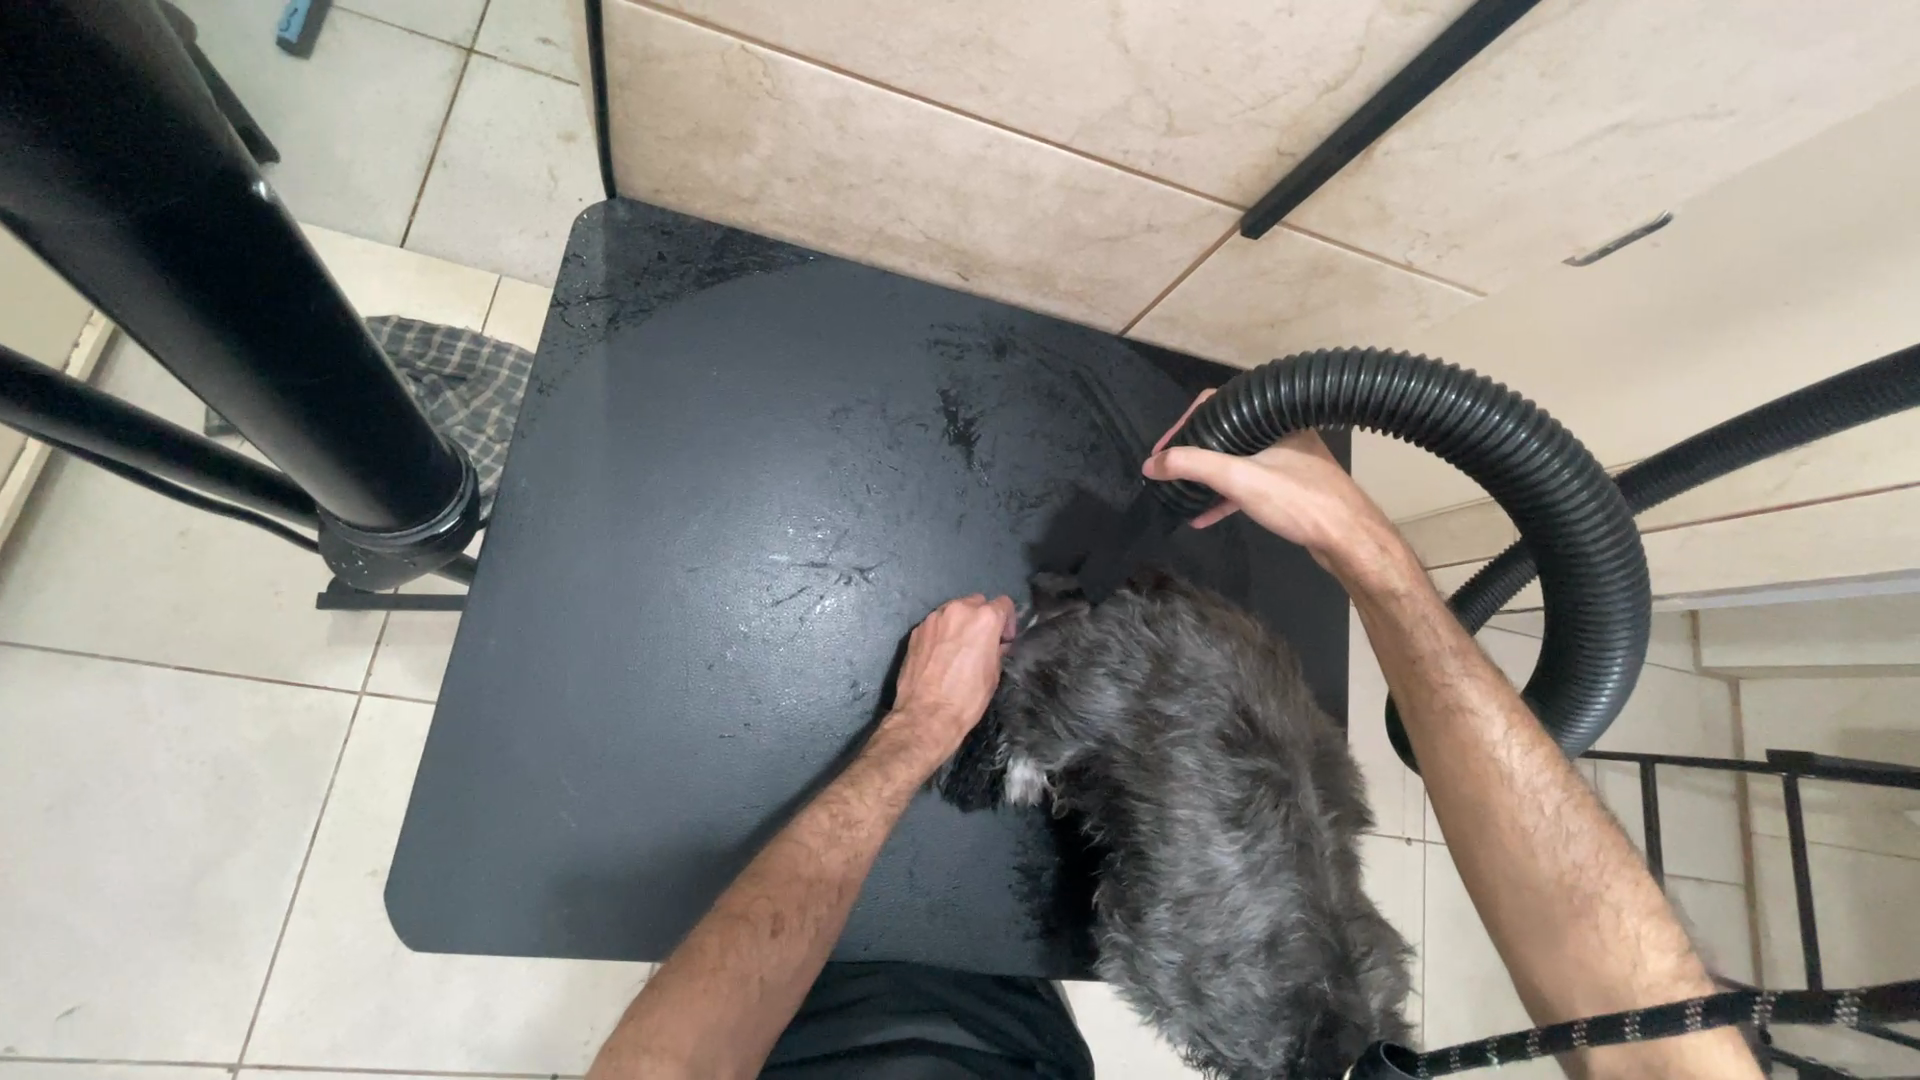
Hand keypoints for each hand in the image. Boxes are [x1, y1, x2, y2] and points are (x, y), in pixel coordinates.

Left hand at [882, 593, 1016, 762]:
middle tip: (981, 643)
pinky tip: (939, 655)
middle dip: (982, 618)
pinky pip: (935, 624)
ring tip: (958, 649)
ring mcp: (933, 618)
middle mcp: (958, 610)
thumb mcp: (993, 675)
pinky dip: (941, 633)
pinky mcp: (916, 630)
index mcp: (984, 618)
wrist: (926, 714)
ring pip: (953, 611)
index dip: (1007, 622)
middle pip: (977, 602)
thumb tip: (996, 645)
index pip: (1004, 604)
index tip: (1003, 640)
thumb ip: (997, 650)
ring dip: (960, 624)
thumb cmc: (967, 697)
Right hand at [1140, 390, 1401, 578]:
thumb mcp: (1239, 479)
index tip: (1161, 451)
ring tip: (1179, 490)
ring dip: (1205, 475)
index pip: (1215, 404)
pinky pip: (1246, 483)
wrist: (1349, 540)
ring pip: (1234, 459)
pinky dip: (1222, 496)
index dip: (1183, 425)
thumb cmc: (1298, 501)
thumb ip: (1192, 466)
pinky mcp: (1287, 485)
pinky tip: (1201, 515)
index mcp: (1272, 416)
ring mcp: (1285, 459)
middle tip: (1166, 469)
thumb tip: (1150, 464)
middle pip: (1222, 432)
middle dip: (1191, 452)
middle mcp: (1279, 430)